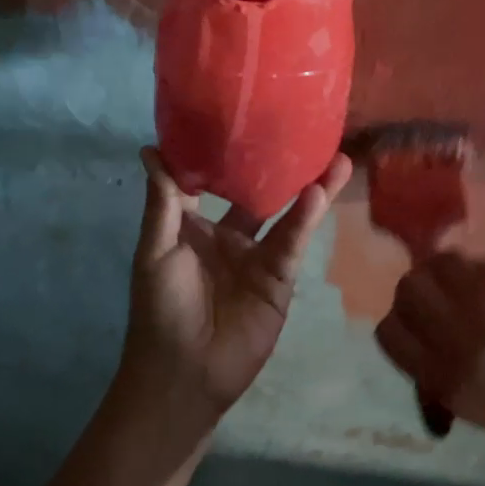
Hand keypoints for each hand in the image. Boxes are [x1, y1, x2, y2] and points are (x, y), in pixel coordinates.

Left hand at [119, 147, 353, 421]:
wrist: (183, 372)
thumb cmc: (160, 306)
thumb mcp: (155, 248)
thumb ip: (162, 201)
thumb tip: (150, 148)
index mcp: (192, 225)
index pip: (210, 179)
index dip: (223, 151)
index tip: (239, 114)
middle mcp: (227, 234)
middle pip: (255, 192)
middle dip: (275, 165)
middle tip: (299, 129)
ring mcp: (256, 256)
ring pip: (283, 213)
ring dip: (307, 186)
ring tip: (335, 155)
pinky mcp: (279, 278)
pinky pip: (292, 242)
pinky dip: (305, 218)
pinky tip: (320, 191)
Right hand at [376, 253, 484, 434]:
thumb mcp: (468, 404)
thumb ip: (428, 370)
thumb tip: (405, 334)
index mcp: (443, 377)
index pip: (389, 332)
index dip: (398, 325)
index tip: (414, 327)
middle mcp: (455, 338)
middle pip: (407, 289)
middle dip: (415, 292)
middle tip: (433, 299)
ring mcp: (481, 306)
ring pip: (435, 264)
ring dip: (441, 272)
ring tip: (458, 285)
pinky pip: (470, 260)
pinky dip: (470, 269)